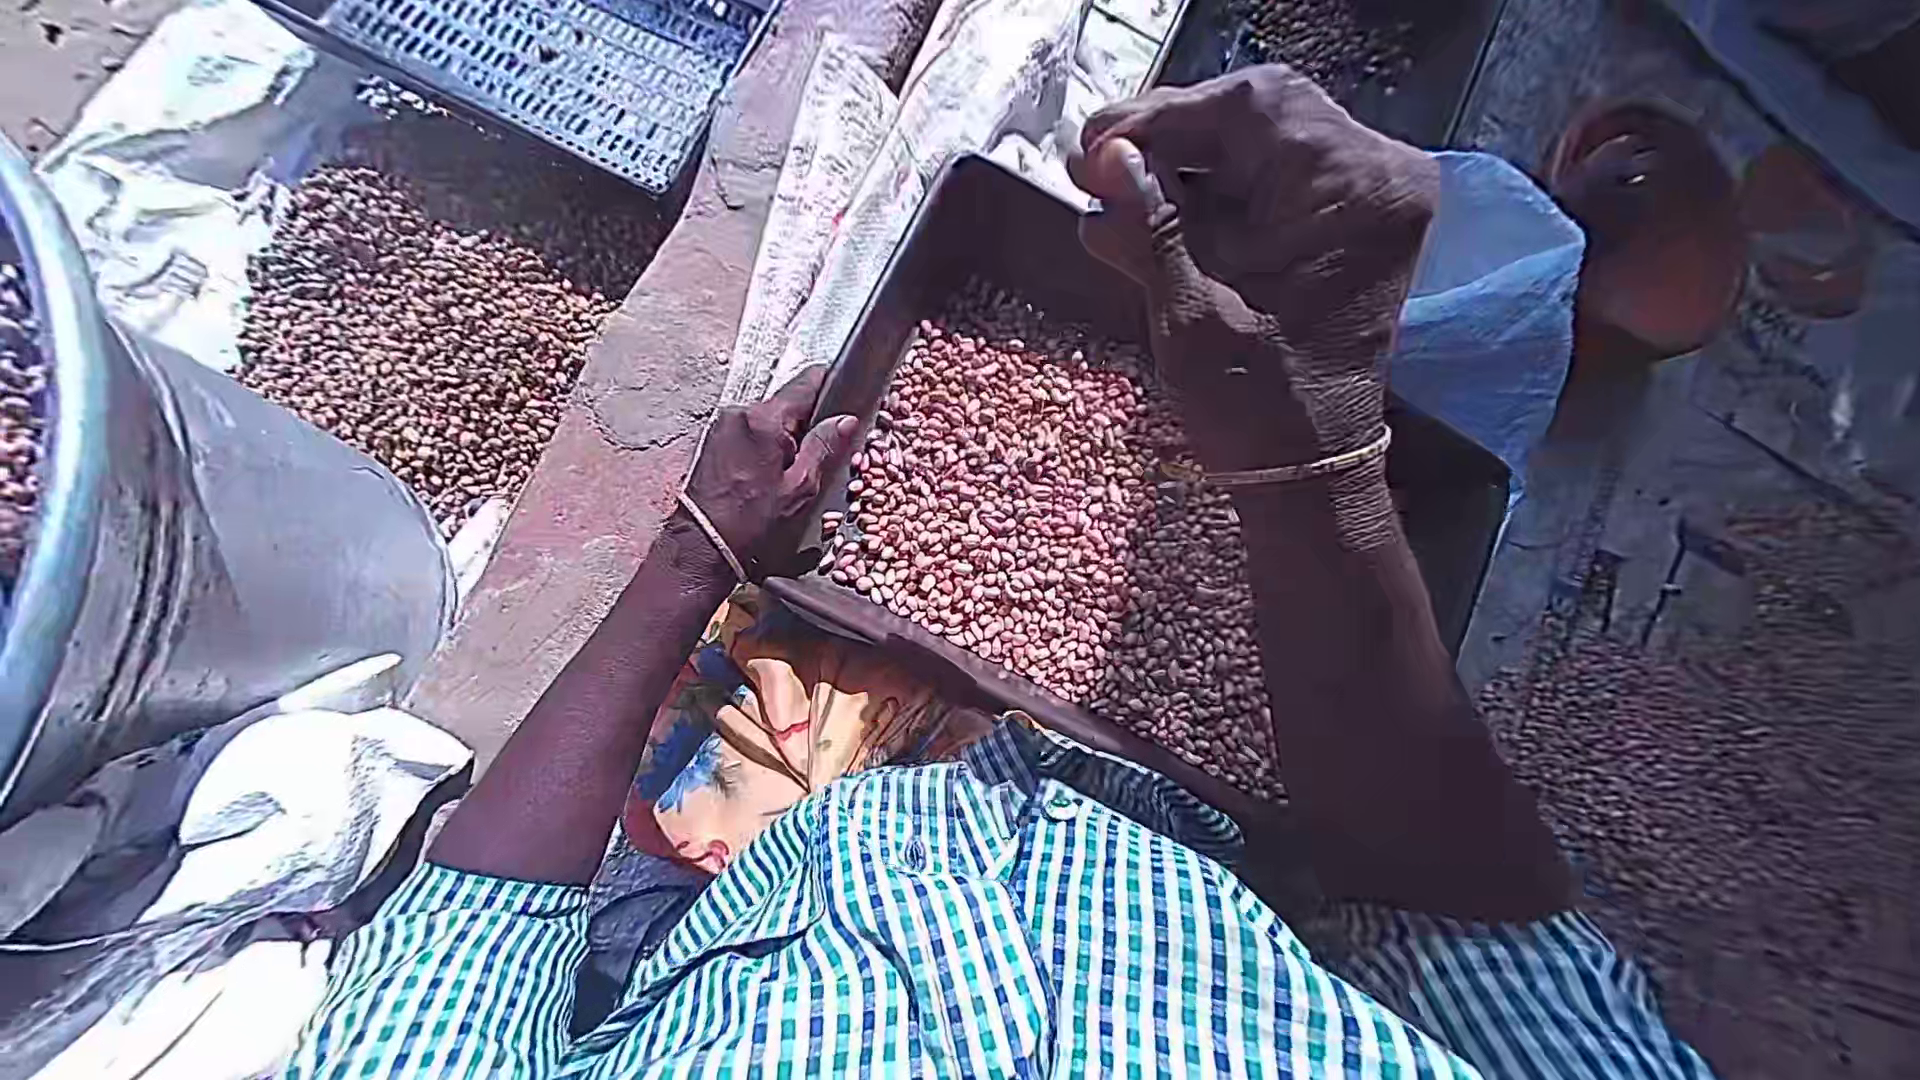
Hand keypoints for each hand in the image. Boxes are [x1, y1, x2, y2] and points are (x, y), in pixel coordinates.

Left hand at [682, 366, 857, 579]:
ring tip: (792, 470)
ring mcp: (725, 423)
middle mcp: (741, 412)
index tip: (846, 398)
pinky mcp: (716, 437)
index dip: (832, 387)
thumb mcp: (800, 486)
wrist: (704, 541)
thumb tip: (846, 420)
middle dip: (808, 421)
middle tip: (821, 453)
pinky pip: (752, 429)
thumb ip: (824, 447)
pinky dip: (767, 443)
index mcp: (765, 420)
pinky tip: (770, 472)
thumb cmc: (752, 519)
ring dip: (786, 435)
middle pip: (788, 401)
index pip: (808, 382)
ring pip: (770, 417)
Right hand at [1069, 66, 1437, 473]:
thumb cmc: (1251, 408)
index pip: (1253, 109)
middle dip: (1165, 141)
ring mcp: (1353, 207)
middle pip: (1256, 121)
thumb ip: (1151, 231)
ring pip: (1251, 154)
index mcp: (1354, 193)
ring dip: (1174, 171)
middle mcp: (1371, 181)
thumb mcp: (1190, 319)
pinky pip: (1256, 193)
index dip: (1163, 119)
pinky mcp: (1327, 234)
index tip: (1093, 144)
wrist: (1298, 468)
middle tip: (1090, 161)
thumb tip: (1104, 163)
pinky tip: (1140, 214)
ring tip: (1104, 188)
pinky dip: (1197, 203)